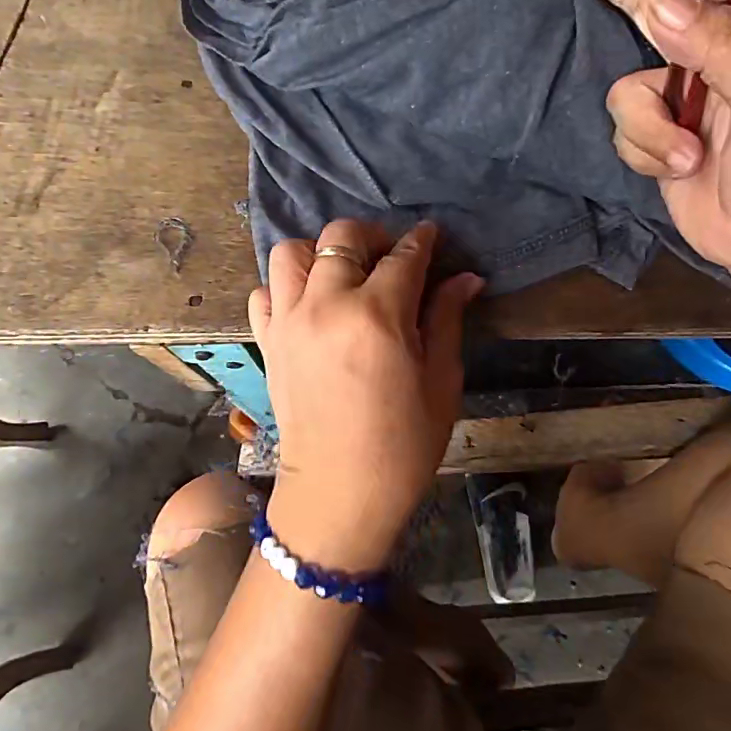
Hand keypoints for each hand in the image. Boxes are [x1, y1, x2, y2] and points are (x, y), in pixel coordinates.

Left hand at [250, 219, 482, 571]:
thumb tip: (465, 279)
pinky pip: (265, 292)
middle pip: (342, 236)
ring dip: (321, 252)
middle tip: (391, 257)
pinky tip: (309, 304)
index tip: (431, 236)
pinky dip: (286, 286)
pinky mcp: (267, 341)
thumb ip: (447, 319)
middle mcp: (326, 305)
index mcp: (378, 315)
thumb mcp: (441, 381)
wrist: (339, 493)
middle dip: (373, 237)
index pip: (403, 256)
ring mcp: (289, 321)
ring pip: (292, 252)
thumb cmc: (403, 445)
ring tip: (344, 275)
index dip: (422, 241)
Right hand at [564, 0, 730, 285]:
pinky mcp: (658, 136)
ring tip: (689, 152)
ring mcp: (684, 93)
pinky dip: (644, 150)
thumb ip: (722, 47)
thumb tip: (656, 4)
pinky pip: (624, 124)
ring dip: (650, 122)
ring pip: (627, 80)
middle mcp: (718, 48)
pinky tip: (679, 168)